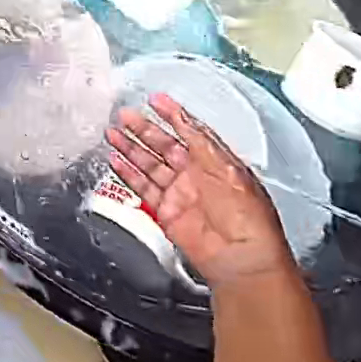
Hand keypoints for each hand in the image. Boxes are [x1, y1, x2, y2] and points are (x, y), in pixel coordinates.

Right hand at [106, 92, 295, 287]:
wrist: (244, 261)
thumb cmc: (248, 218)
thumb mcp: (225, 167)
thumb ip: (198, 138)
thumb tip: (181, 113)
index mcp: (213, 161)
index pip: (187, 130)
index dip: (171, 114)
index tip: (154, 100)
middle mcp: (195, 175)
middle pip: (162, 145)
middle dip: (142, 129)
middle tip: (124, 115)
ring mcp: (179, 194)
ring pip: (148, 164)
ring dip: (130, 148)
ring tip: (112, 133)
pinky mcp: (167, 213)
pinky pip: (142, 188)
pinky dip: (127, 173)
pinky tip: (116, 160)